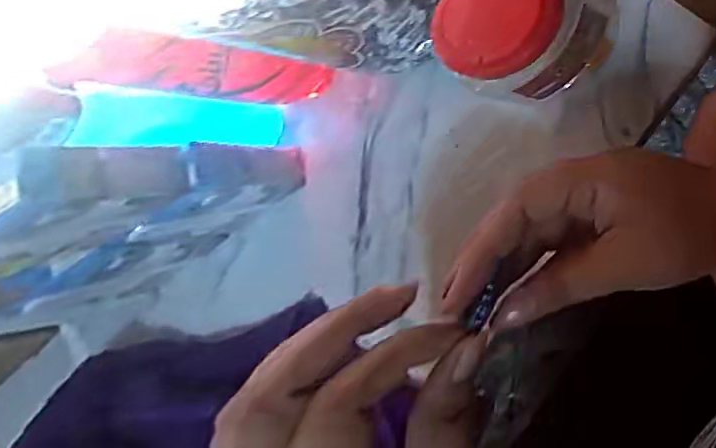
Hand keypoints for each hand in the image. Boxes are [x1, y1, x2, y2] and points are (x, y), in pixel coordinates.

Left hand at [213, 284, 484, 447]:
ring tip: (377, 312)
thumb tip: (470, 343)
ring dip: (313, 345)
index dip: (401, 351)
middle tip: (402, 293)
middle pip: (263, 396)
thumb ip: (445, 422)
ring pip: (246, 404)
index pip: (338, 399)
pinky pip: (251, 422)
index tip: (457, 333)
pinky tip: (342, 353)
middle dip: (336, 329)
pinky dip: (298, 374)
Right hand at [439, 149, 715, 330]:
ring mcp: (604, 188)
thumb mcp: (620, 264)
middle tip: (457, 305)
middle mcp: (592, 173)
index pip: (522, 202)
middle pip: (528, 208)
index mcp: (592, 174)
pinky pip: (568, 228)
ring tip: (480, 304)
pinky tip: (525, 289)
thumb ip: (559, 284)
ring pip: (546, 220)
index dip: (483, 245)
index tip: (455, 292)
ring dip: (515, 259)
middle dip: (492, 254)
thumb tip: (502, 316)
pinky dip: (544, 257)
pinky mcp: (614, 205)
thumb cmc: (684, 235)